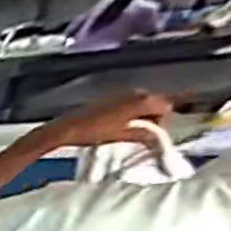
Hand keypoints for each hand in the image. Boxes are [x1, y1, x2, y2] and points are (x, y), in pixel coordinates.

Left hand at [41, 89, 174, 146]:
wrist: (63, 129)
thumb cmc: (92, 132)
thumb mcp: (121, 135)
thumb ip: (144, 135)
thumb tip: (157, 138)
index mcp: (142, 100)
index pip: (167, 106)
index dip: (162, 120)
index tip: (152, 131)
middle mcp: (134, 92)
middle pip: (155, 102)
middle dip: (151, 116)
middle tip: (138, 130)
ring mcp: (120, 92)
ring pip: (141, 101)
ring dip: (139, 113)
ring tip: (124, 127)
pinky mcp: (107, 96)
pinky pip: (126, 101)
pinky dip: (126, 110)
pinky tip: (113, 122)